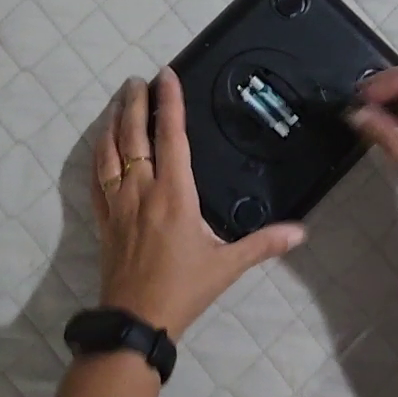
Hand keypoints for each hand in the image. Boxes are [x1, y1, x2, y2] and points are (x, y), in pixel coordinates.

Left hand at [92, 67, 305, 334]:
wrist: (135, 321)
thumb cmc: (184, 289)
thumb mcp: (227, 266)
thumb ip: (263, 244)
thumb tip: (302, 232)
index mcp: (174, 194)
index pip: (171, 137)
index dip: (170, 103)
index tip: (166, 75)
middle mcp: (142, 190)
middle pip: (134, 135)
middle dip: (135, 103)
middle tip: (137, 80)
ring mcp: (117, 203)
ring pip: (109, 151)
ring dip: (113, 121)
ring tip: (119, 101)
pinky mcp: (102, 219)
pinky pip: (96, 177)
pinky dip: (97, 154)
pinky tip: (100, 144)